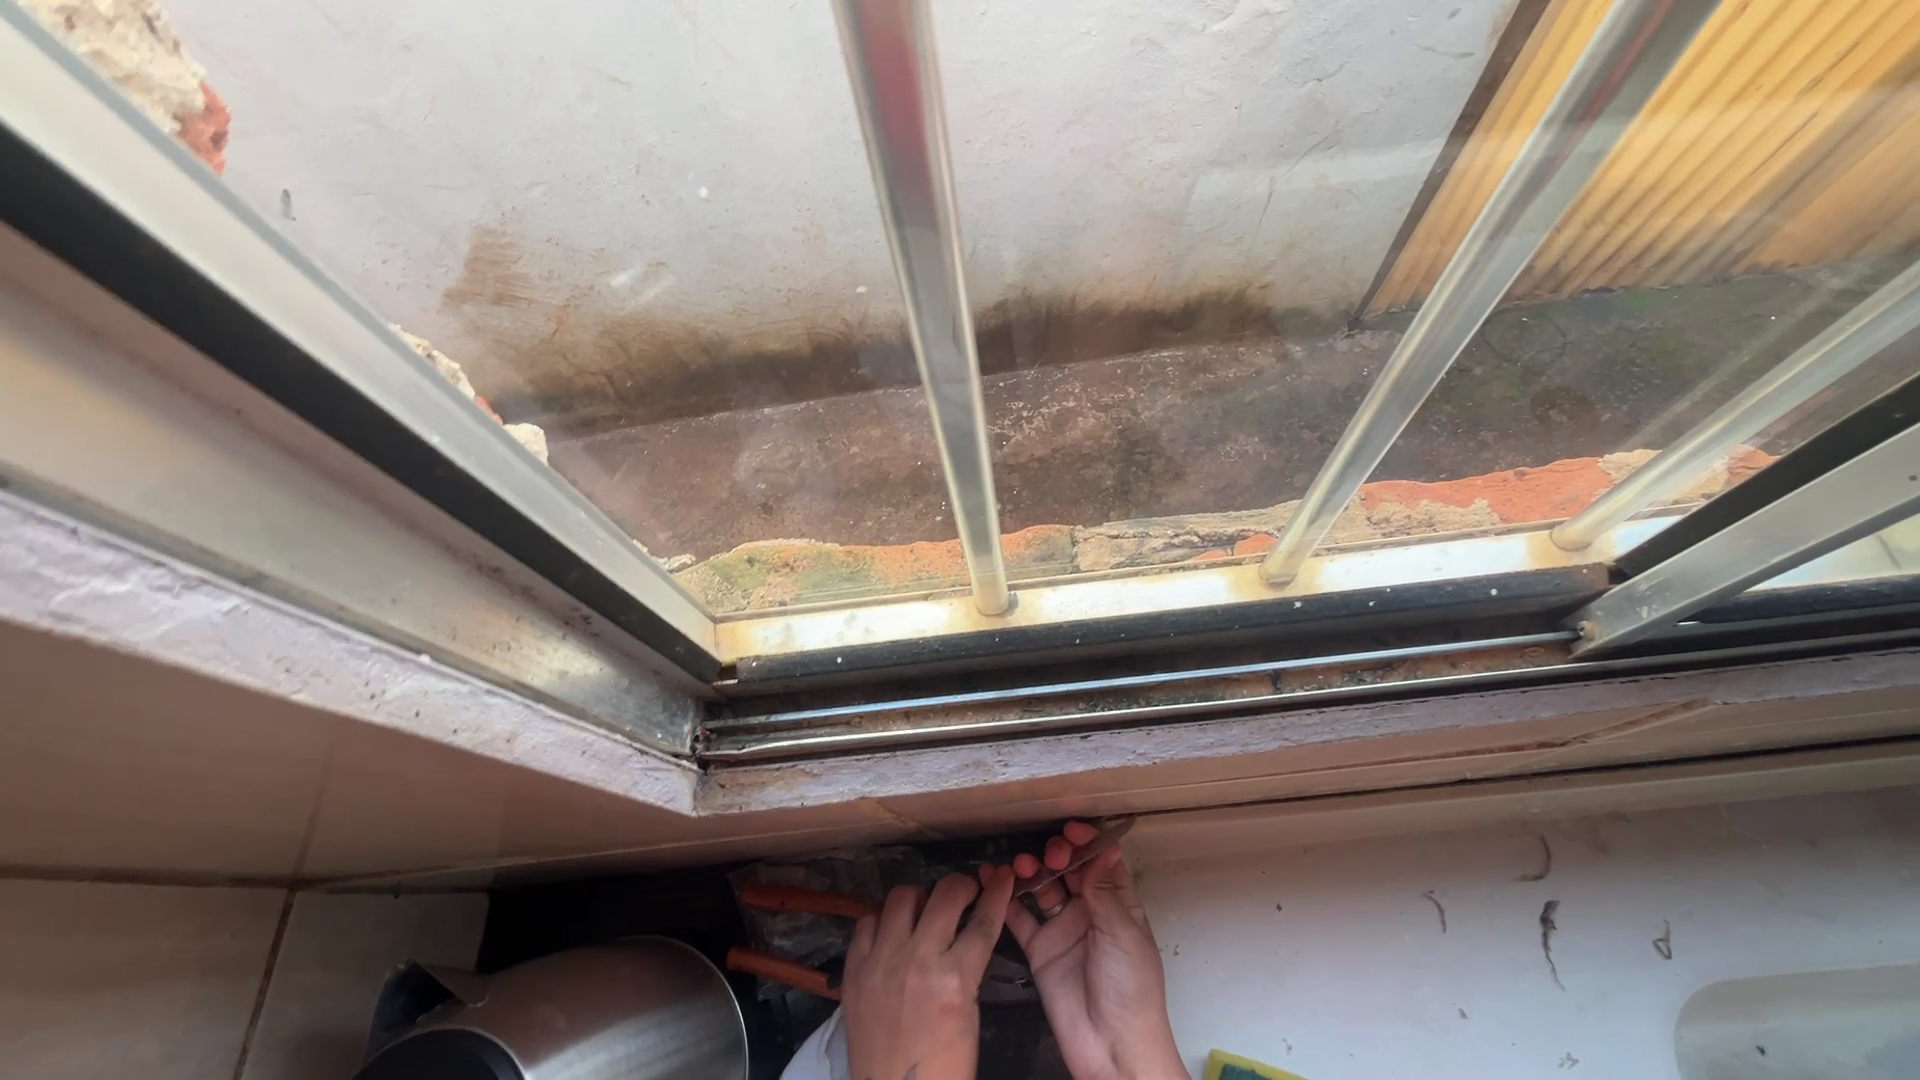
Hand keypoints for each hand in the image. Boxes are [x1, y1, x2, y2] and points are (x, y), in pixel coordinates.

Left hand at [841, 866, 1016, 1079]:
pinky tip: (891, 935)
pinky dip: (882, 922)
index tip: (1002, 875)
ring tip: (924, 910)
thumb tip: (967, 931)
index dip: (996, 892)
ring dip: (919, 898)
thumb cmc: (944, 1067)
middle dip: (961, 885)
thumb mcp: (969, 1015)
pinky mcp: (854, 971)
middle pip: (945, 895)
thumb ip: (967, 969)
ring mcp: (880, 963)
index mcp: (954, 981)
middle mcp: (917, 961)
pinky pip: (867, 922)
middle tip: (965, 891)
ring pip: (901, 898)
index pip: (983, 922)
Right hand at [996, 823, 1185, 1079]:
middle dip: (1058, 854)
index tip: (1071, 829)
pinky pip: (1019, 918)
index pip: (1101, 862)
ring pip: (1042, 888)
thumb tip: (1103, 847)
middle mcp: (1089, 912)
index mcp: (1118, 905)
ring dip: (1031, 871)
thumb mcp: (1122, 932)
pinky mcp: (1040, 949)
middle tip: (1050, 854)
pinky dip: (1005, 899)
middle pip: (1070, 871)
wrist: (1111, 1046)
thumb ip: (1103, 889)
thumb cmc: (1131, 989)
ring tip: (1019, 864)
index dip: (1087, 842)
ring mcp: (1063, 929)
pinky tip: (992, 880)